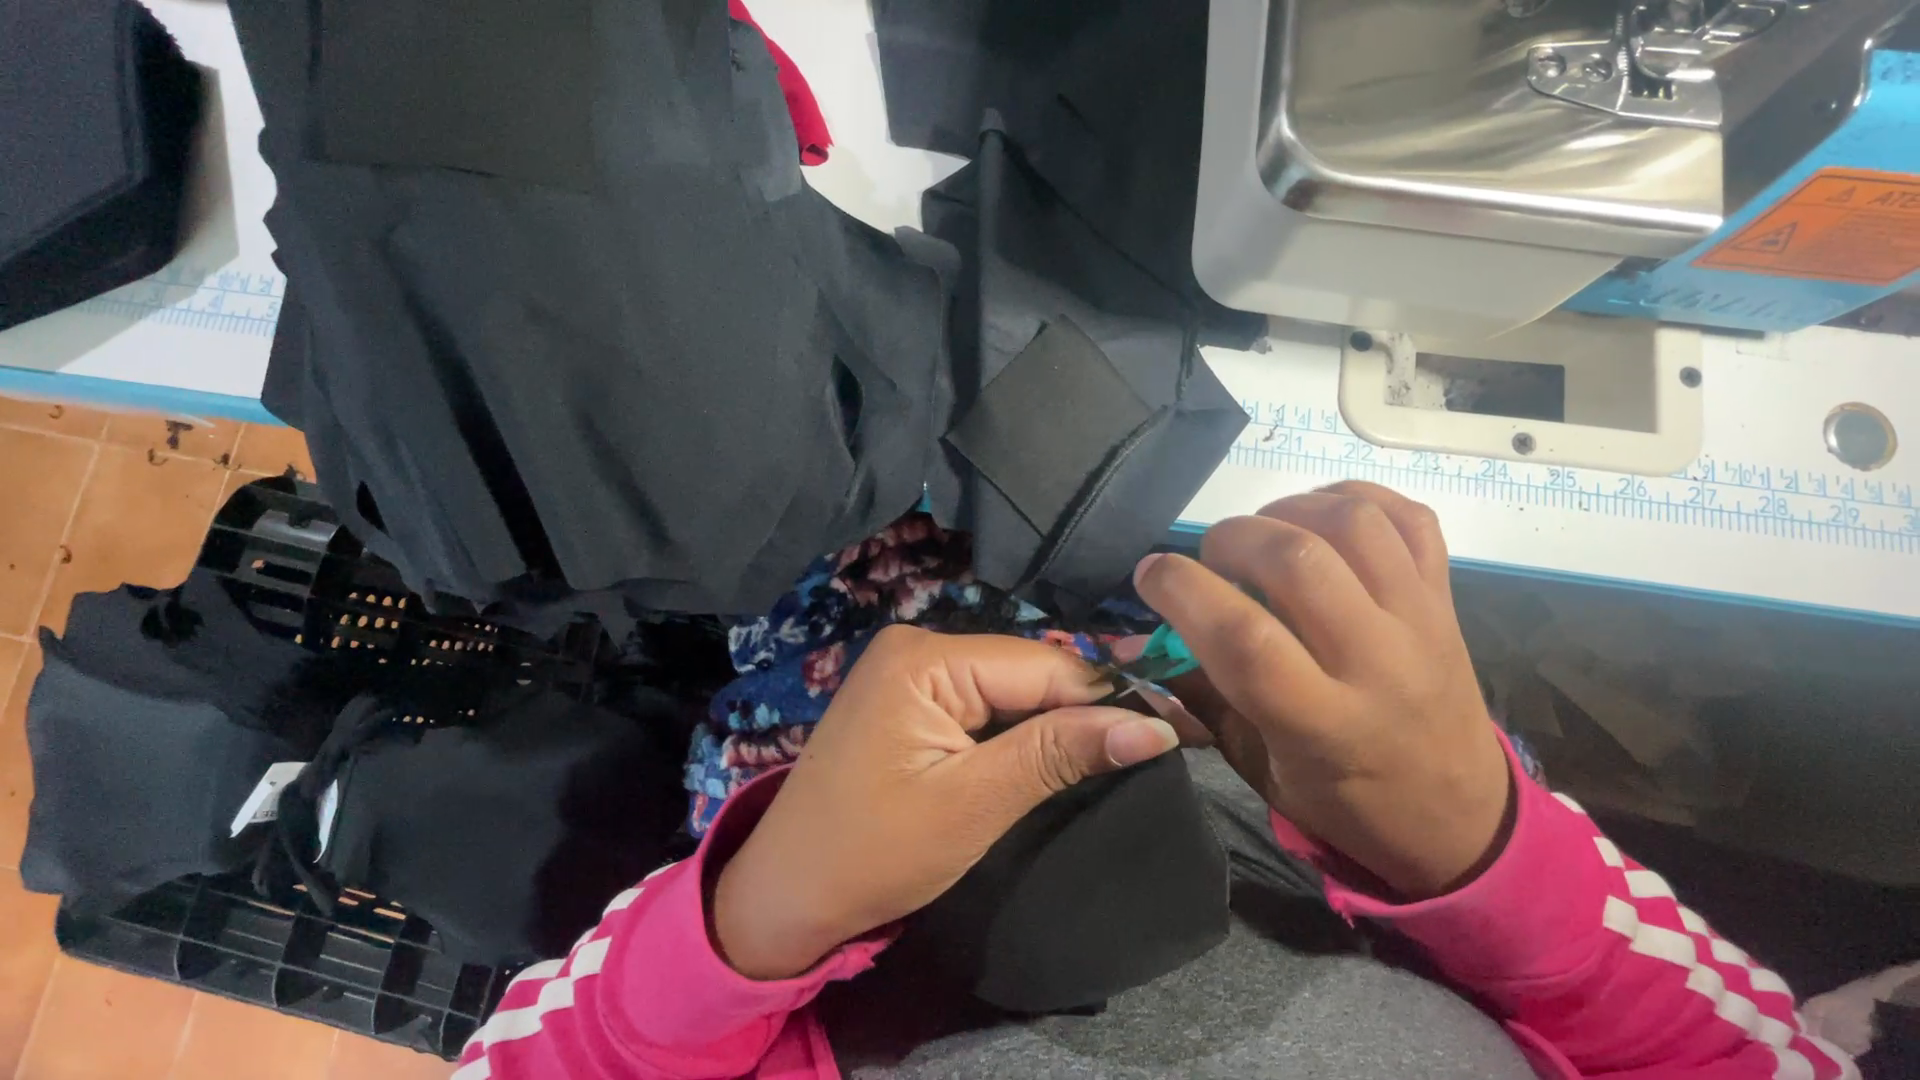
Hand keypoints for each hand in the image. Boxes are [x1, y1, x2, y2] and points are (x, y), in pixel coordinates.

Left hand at [711, 626, 1181, 979]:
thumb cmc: (874, 853)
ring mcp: (910, 671)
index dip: (1111, 696)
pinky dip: (1020, 729)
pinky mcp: (910, 700)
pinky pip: (982, 702)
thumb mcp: (975, 804)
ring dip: (1058, 720)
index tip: (1178, 724)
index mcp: (924, 657)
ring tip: (1123, 743)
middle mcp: (917, 646)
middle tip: (1159, 739)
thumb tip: (1154, 725)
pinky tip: (1058, 748)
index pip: (1042, 665)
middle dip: (1086, 708)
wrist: (787, 893)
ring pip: (1010, 688)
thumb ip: (1060, 753)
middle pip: (1027, 671)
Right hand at [1129, 481, 1511, 899]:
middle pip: (1298, 560)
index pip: (1244, 637)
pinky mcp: (1447, 598)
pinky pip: (1408, 517)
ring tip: (1262, 533)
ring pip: (1353, 523)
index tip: (1150, 573)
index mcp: (1323, 724)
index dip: (1182, 589)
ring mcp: (1421, 622)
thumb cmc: (1346, 804)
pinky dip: (1351, 498)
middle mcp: (1378, 663)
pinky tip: (1315, 518)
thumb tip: (1137, 641)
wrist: (1461, 819)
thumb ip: (1200, 697)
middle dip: (1230, 538)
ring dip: (1288, 509)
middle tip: (1211, 558)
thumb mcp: (1259, 768)